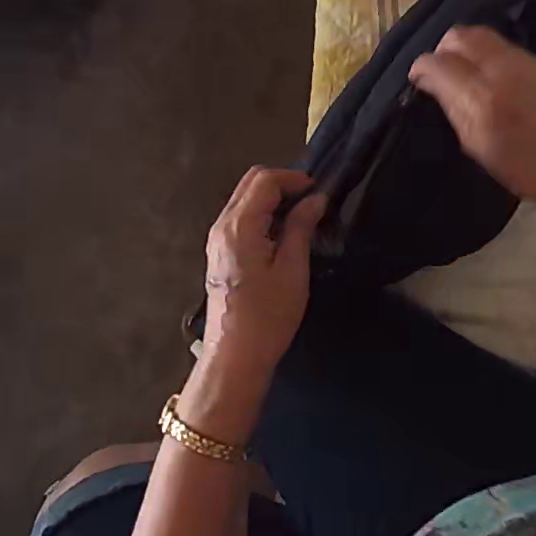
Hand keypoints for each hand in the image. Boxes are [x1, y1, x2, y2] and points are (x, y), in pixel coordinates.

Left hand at [201, 168, 326, 381]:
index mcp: (239, 225)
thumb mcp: (293, 269)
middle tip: (311, 200)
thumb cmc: (268, 315)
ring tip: (301, 215)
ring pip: (244, 197)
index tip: (318, 191)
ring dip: (272, 197)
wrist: (235, 356)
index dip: (293, 178)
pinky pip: (240, 216)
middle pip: (250, 183)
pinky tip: (282, 231)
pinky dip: (262, 212)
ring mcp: (217, 237)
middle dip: (282, 183)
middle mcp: (222, 224)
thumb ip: (301, 227)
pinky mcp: (219, 250)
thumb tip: (316, 199)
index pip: (264, 180)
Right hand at [408, 26, 535, 202]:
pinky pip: (501, 47)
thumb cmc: (519, 165)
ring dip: (464, 50)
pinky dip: (485, 55)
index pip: (439, 62)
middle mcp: (503, 70)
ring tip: (461, 73)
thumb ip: (448, 103)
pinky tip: (488, 78)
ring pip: (481, 36)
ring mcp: (524, 62)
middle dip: (443, 49)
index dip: (421, 67)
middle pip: (460, 36)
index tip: (417, 78)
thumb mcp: (472, 140)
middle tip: (439, 71)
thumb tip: (426, 78)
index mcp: (482, 96)